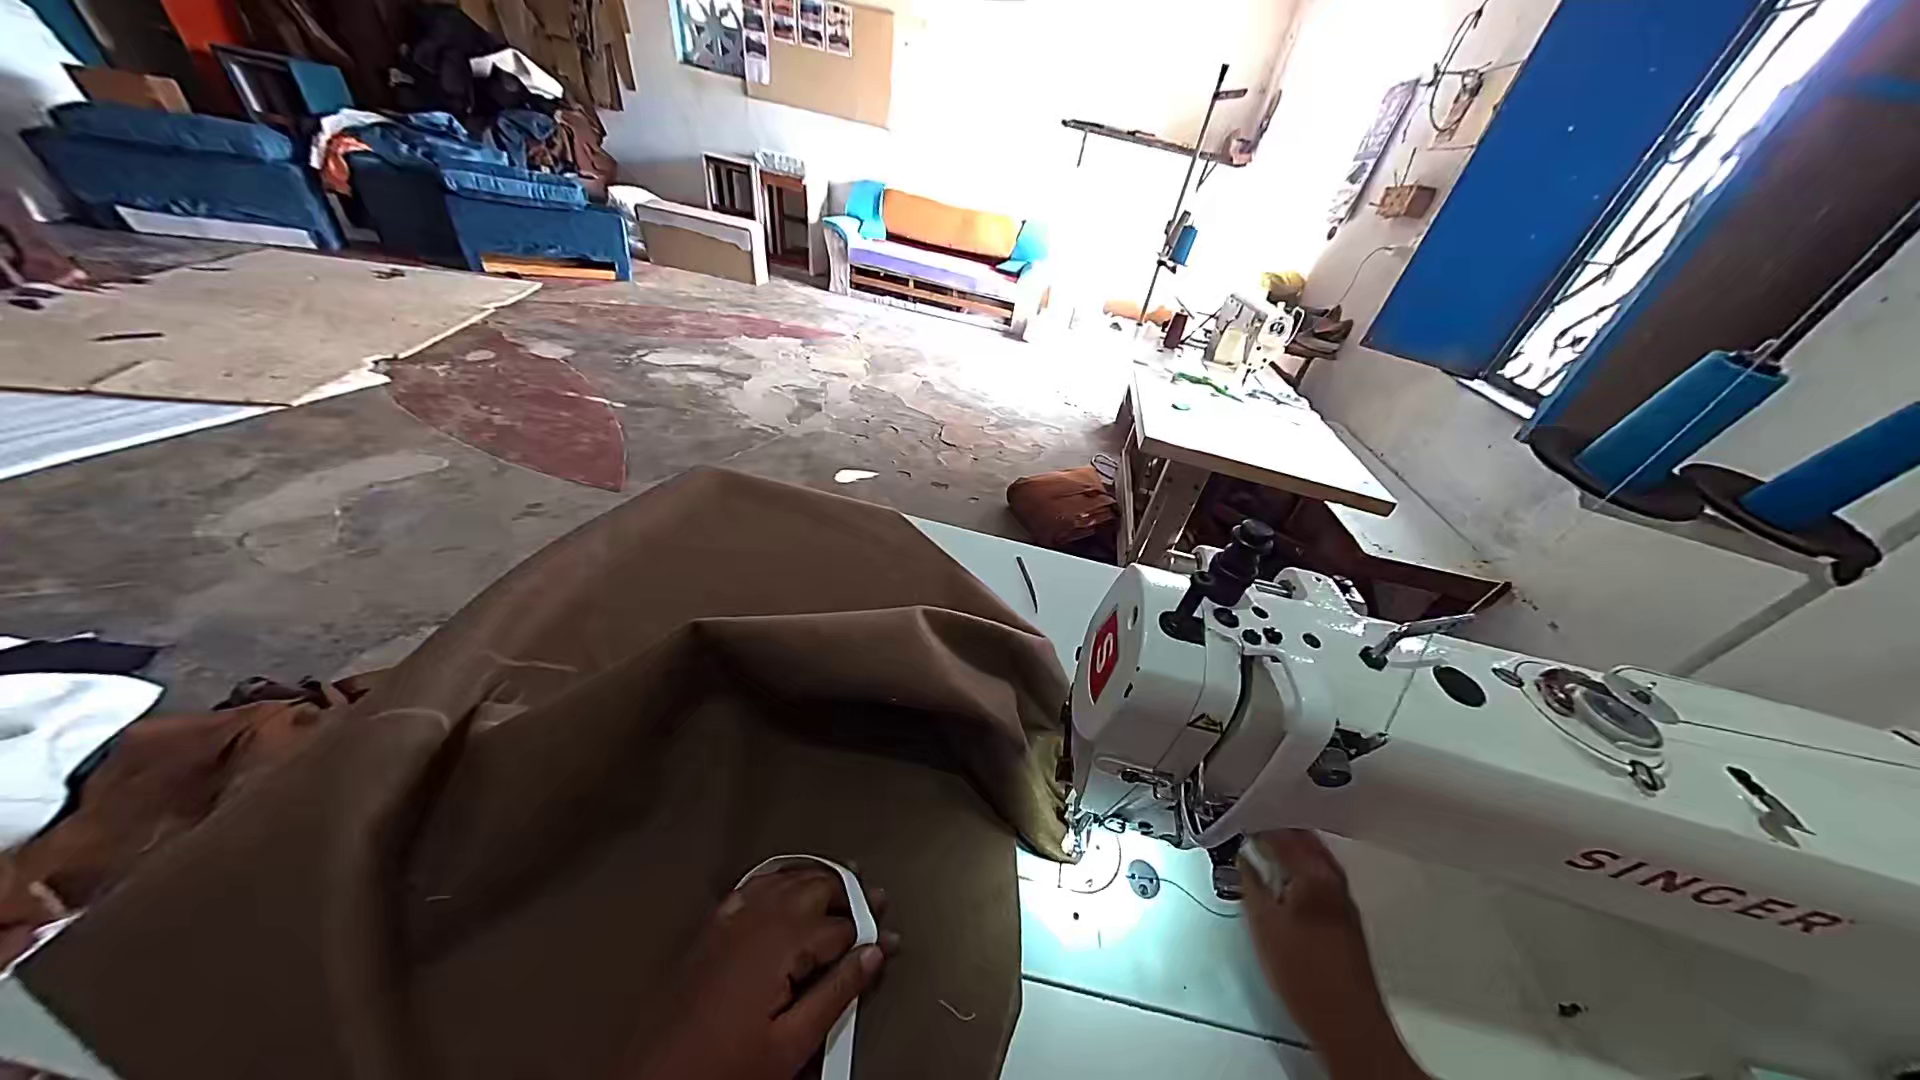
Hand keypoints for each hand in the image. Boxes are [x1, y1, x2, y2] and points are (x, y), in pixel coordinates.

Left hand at [627, 866, 896, 1079]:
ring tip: (843, 883)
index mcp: (783, 941)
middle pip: (819, 886)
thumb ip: (837, 993)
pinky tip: (788, 883)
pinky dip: (781, 877)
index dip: (870, 934)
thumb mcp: (791, 1044)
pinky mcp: (715, 925)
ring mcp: (734, 917)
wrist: (650, 1079)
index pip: (843, 926)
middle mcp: (759, 917)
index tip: (887, 943)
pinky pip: (756, 883)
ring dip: (820, 878)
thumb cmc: (717, 1068)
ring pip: (790, 876)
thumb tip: (872, 955)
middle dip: (851, 893)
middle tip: (874, 904)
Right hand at [1238, 831, 1429, 1079]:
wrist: (1347, 1026)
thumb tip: (1241, 857)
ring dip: (1286, 849)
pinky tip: (1278, 877)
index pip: (1282, 833)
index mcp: (1316, 875)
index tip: (1233, 816)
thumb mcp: (1262, 923)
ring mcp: (1343, 900)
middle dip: (1273, 830)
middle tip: (1244, 825)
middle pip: (1302, 841)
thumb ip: (1249, 881)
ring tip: (1256, 847)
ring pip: (1311, 858)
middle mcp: (1335, 882)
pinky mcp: (1344, 918)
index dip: (1254, 821)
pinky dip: (1296, 868)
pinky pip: (1316, 876)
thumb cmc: (1306, 976)